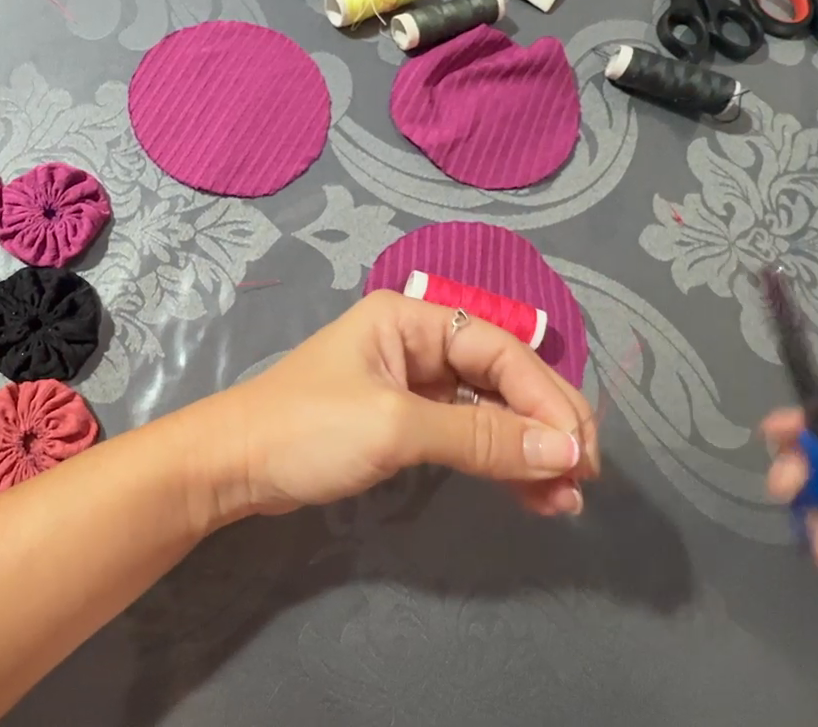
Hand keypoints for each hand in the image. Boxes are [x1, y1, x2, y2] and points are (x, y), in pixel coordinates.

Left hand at [185, 289, 599, 523]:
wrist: (234, 466)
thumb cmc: (306, 430)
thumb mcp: (395, 428)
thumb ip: (480, 436)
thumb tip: (565, 450)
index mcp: (409, 318)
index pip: (500, 349)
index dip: (546, 398)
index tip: (582, 453)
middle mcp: (415, 341)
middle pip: (501, 376)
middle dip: (543, 424)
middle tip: (583, 477)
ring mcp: (409, 382)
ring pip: (488, 408)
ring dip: (526, 449)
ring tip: (564, 498)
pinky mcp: (402, 420)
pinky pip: (464, 433)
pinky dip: (496, 462)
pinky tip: (530, 493)